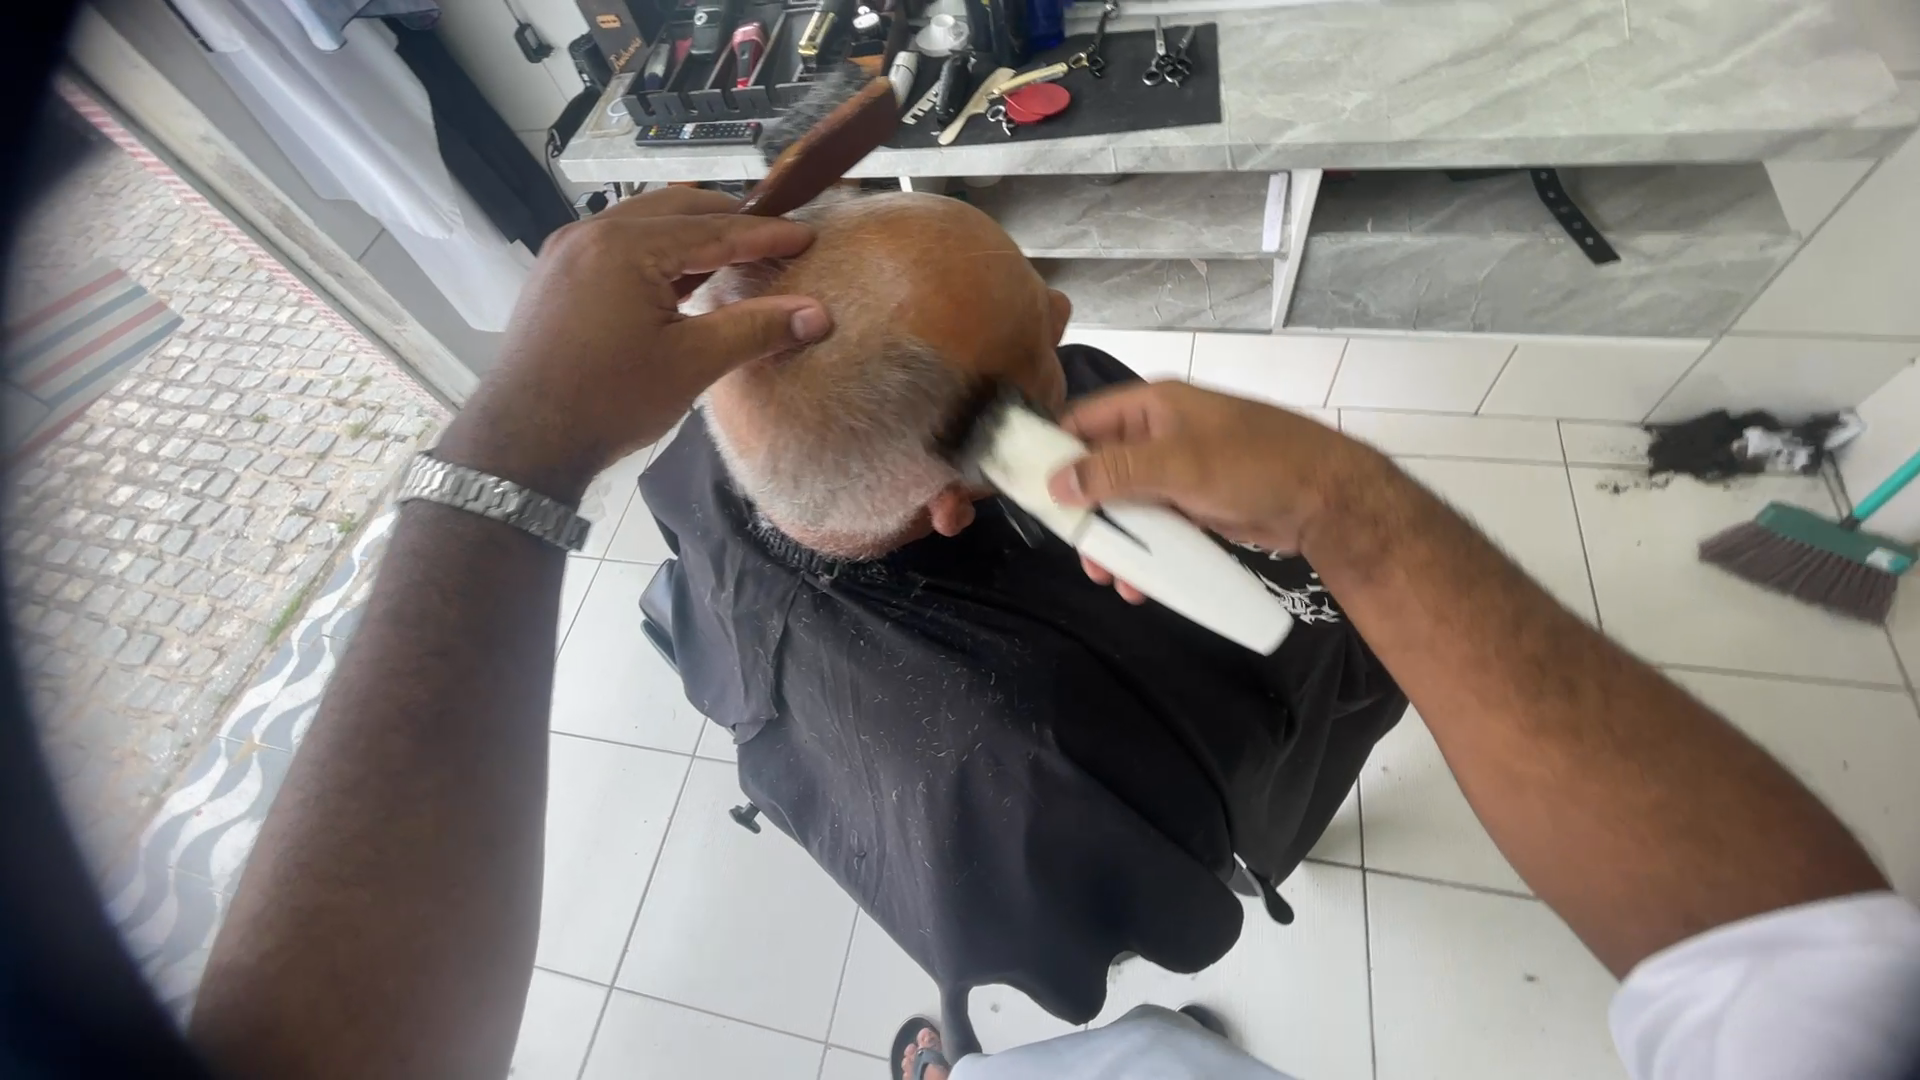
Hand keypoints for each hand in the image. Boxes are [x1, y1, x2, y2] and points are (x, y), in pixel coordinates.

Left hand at [436, 188, 830, 502]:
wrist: (525, 440)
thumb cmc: (611, 399)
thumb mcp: (693, 363)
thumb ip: (756, 329)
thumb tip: (819, 315)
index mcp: (626, 246)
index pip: (714, 229)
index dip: (766, 234)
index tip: (808, 236)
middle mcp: (591, 233)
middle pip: (676, 208)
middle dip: (730, 219)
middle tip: (774, 238)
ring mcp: (568, 251)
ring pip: (646, 224)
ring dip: (694, 235)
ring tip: (735, 255)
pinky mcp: (559, 275)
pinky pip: (621, 246)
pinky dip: (662, 253)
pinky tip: (683, 279)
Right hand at [1045, 381, 1392, 599]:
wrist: (1328, 500)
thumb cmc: (1253, 465)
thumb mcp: (1178, 465)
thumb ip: (1113, 472)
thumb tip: (1055, 483)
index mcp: (1150, 408)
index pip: (1082, 422)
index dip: (1053, 452)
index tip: (1031, 491)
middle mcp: (1156, 435)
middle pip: (1098, 471)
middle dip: (1086, 514)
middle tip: (1079, 551)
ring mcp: (1174, 471)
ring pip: (1124, 505)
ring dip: (1115, 541)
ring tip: (1111, 578)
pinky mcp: (1191, 502)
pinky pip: (1152, 525)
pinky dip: (1143, 551)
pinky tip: (1141, 582)